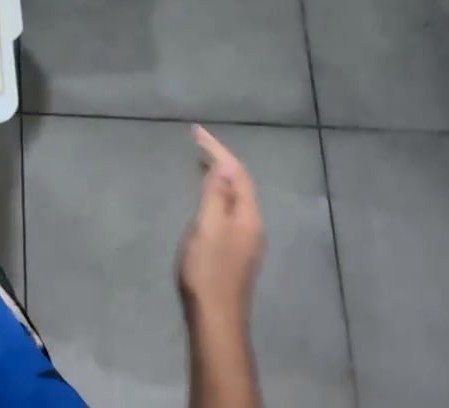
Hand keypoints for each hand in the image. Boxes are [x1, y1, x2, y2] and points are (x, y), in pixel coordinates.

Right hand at [178, 125, 264, 322]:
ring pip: (235, 196)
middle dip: (220, 159)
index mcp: (248, 217)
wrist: (215, 317)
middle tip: (196, 140)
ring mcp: (245, 238)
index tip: (196, 131)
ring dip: (220, 175)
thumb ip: (214, 197)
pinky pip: (230, 207)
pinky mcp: (235, 248)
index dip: (217, 150)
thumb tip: (222, 165)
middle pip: (240, 183)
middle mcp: (252, 225)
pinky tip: (206, 194)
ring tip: (200, 159)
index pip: (237, 174)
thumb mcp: (206, 228)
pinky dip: (218, 191)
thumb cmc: (208, 270)